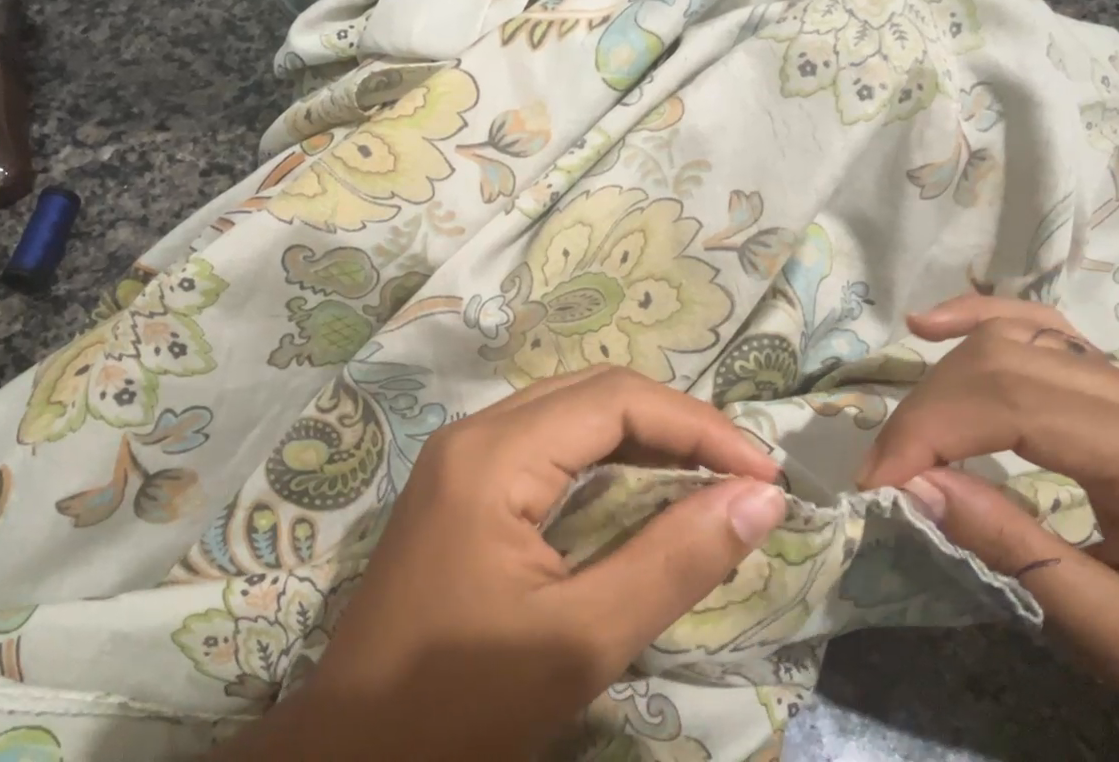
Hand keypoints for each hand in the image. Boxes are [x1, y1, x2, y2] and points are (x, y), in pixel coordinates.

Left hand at [232, 367, 787, 760]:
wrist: (354, 752)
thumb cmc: (464, 701)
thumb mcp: (582, 640)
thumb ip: (675, 560)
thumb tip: (761, 498)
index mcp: (494, 456)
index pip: (616, 400)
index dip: (700, 427)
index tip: (765, 475)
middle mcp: (472, 435)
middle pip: (591, 393)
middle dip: (675, 424)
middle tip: (740, 474)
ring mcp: (458, 458)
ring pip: (567, 412)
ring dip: (640, 435)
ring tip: (705, 476)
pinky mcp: (457, 488)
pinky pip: (542, 444)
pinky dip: (601, 457)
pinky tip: (635, 490)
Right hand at [858, 295, 1118, 761]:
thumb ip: (1018, 554)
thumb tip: (916, 486)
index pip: (1015, 404)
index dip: (929, 433)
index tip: (877, 485)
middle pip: (1006, 363)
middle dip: (926, 412)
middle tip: (883, 477)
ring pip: (1016, 341)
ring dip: (942, 380)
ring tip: (901, 435)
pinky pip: (1046, 338)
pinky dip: (983, 326)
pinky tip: (934, 325)